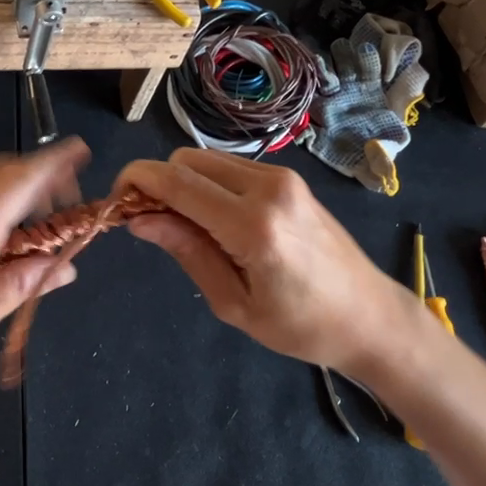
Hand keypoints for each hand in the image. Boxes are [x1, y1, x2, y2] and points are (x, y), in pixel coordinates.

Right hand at [115, 148, 410, 374]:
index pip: (176, 181)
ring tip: (183, 223)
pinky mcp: (287, 177)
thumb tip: (139, 220)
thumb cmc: (303, 327)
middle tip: (149, 220)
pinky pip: (229, 166)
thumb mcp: (235, 304)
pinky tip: (213, 217)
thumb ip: (186, 252)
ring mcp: (281, 177)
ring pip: (206, 158)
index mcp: (253, 225)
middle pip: (186, 160)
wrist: (371, 317)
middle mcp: (267, 187)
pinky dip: (207, 182)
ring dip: (183, 181)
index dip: (137, 181)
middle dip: (158, 182)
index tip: (114, 199)